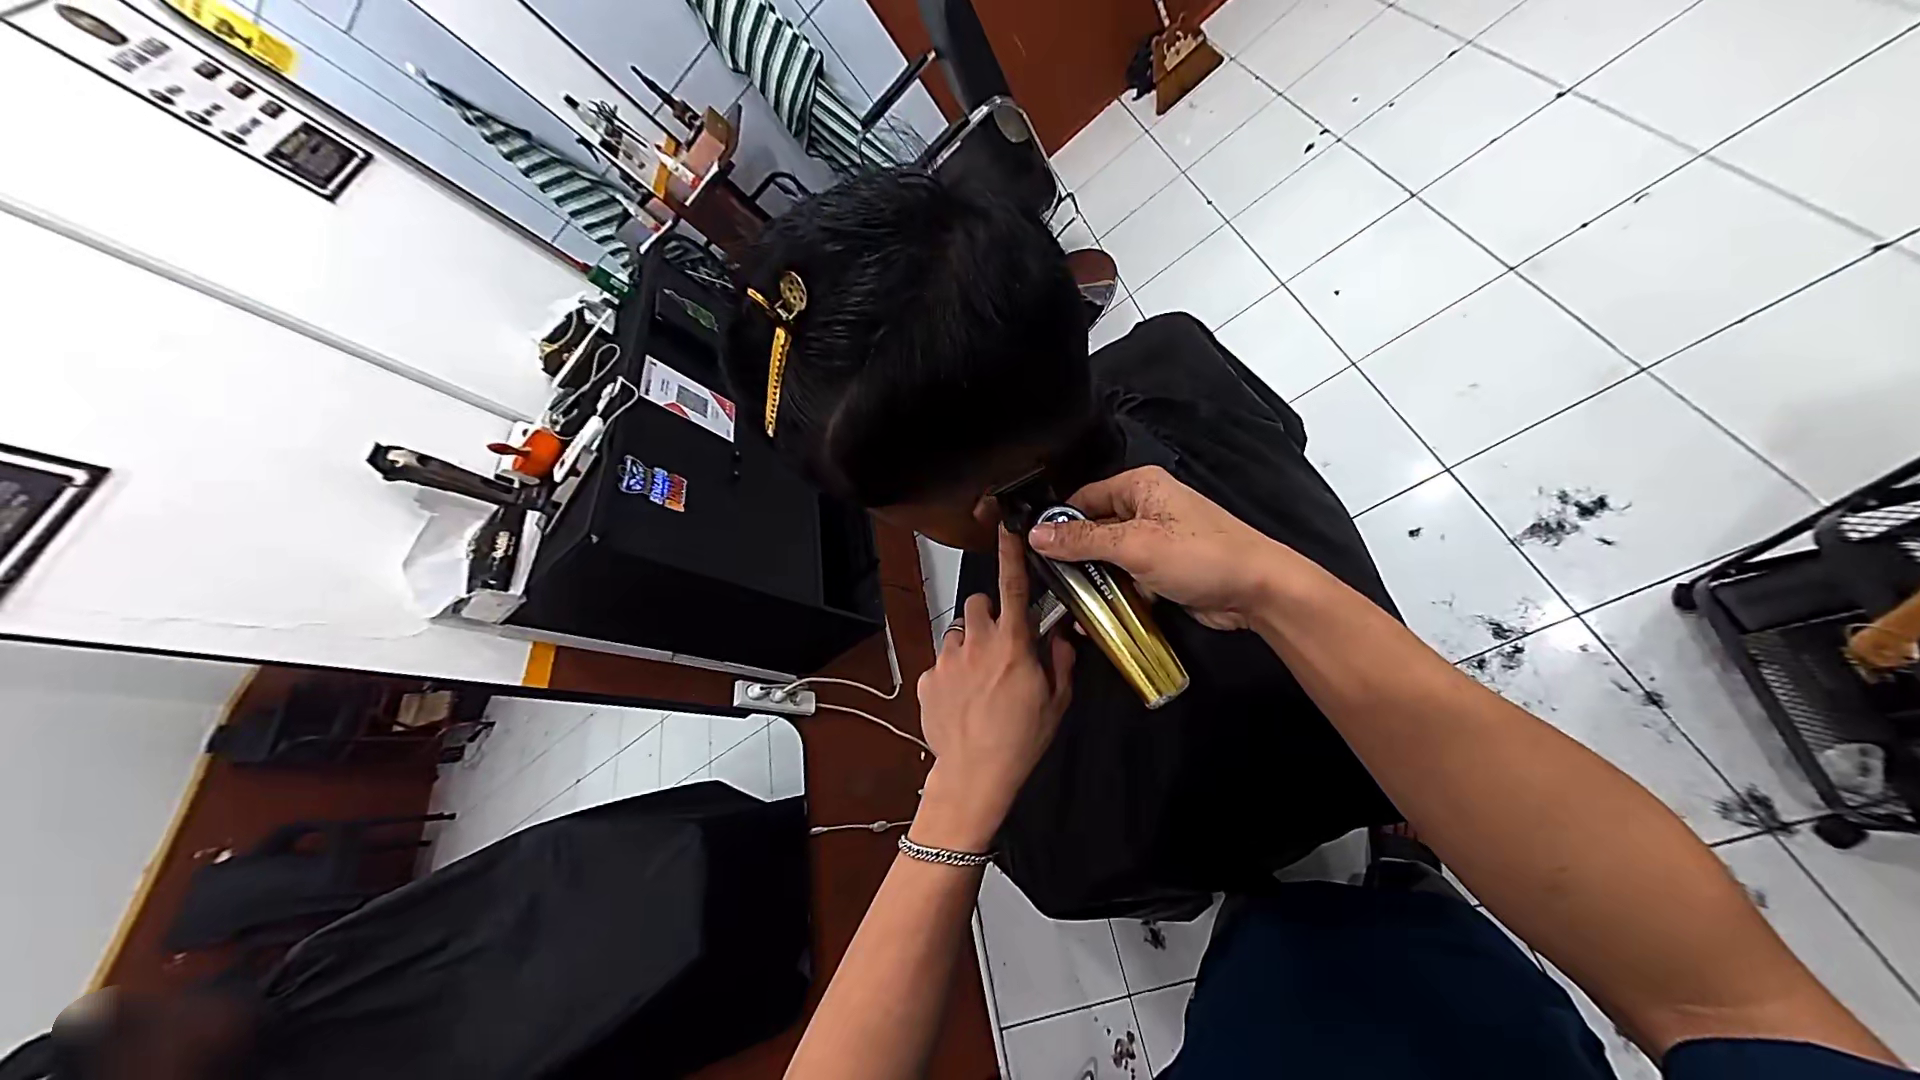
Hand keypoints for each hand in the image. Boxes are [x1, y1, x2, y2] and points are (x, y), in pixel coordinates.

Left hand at [912, 526, 1075, 852]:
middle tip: (1000, 643)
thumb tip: (1059, 638)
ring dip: (969, 644)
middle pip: (978, 602)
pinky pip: (940, 662)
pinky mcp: (926, 678)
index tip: (1008, 529)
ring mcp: (946, 659)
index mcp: (1011, 644)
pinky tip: (963, 698)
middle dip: (990, 615)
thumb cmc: (1019, 741)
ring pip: (958, 631)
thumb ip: (1060, 660)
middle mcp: (975, 643)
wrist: (974, 774)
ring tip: (980, 677)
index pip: (1012, 586)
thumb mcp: (1056, 701)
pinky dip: (951, 671)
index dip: (1011, 553)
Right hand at [1027, 465, 1283, 630]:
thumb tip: (1040, 534)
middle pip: (1093, 530)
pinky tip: (1098, 613)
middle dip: (1075, 558)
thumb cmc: (1206, 556)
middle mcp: (1146, 508)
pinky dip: (1114, 593)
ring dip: (1094, 580)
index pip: (1083, 499)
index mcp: (1139, 486)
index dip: (1059, 522)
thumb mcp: (1134, 544)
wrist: (1258, 591)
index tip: (1037, 547)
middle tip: (1054, 581)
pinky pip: (1126, 577)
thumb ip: (1082, 540)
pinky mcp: (1161, 568)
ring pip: (1108, 558)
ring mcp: (1155, 540)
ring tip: (1074, 602)